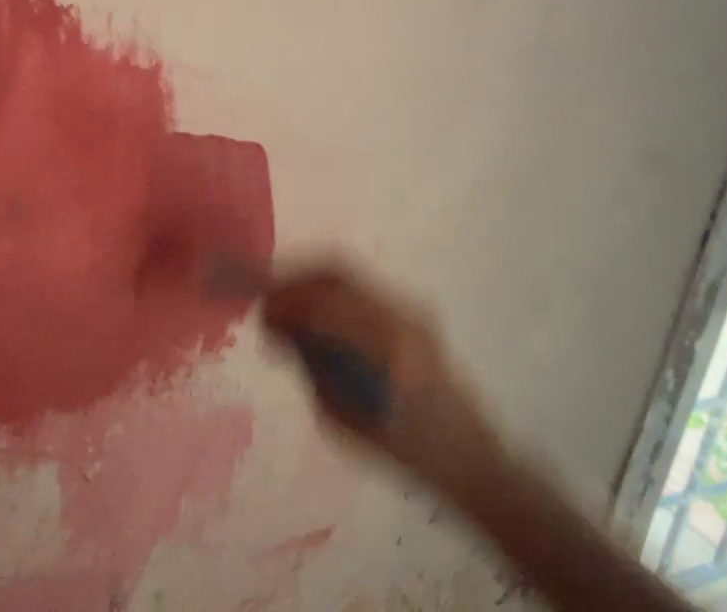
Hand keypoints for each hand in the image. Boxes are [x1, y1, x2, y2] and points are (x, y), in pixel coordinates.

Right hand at [263, 259, 503, 500]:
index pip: (320, 299)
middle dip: (293, 281)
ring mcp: (411, 308)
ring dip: (311, 285)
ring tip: (289, 309)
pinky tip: (318, 316)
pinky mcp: (414, 311)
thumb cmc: (399, 447)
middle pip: (333, 273)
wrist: (467, 454)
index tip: (259, 310)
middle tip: (268, 303)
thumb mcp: (339, 413)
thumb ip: (309, 362)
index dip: (282, 297)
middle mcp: (400, 314)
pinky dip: (331, 293)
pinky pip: (361, 289)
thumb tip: (277, 325)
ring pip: (346, 276)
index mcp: (382, 343)